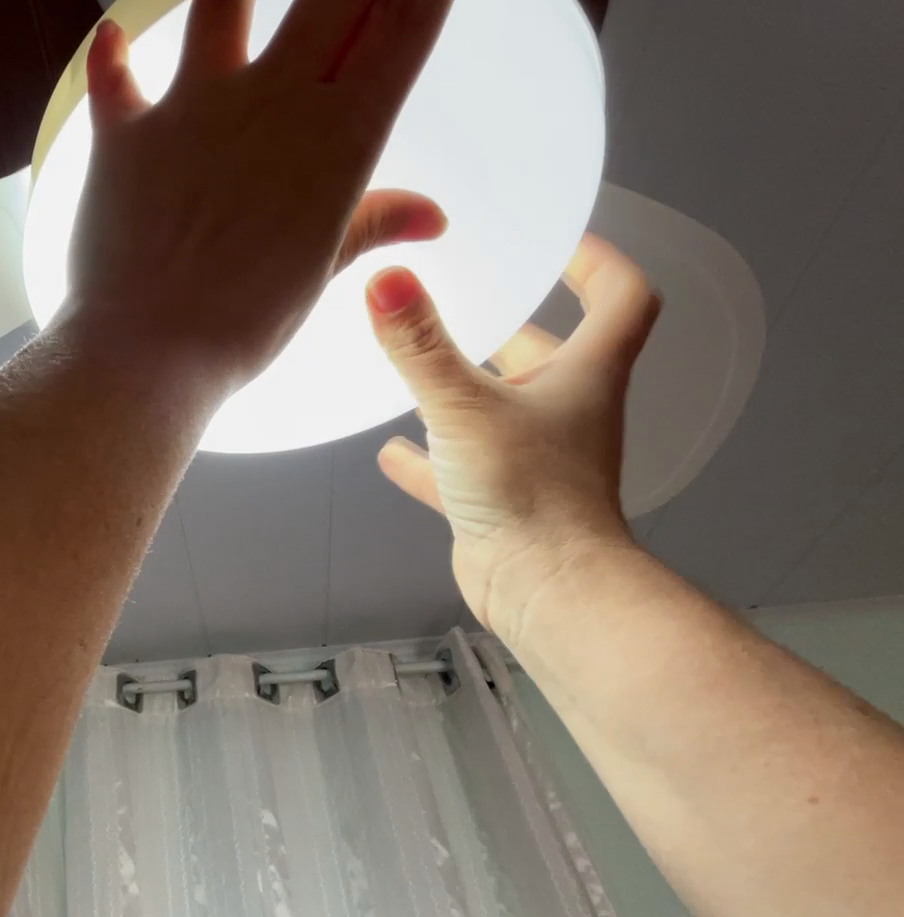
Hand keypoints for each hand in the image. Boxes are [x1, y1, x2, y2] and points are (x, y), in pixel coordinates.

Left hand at [64, 0, 454, 380]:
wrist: (148, 355)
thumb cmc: (242, 327)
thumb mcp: (318, 272)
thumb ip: (370, 224)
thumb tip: (432, 217)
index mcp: (341, 135)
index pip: (404, 16)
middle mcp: (273, 102)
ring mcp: (192, 112)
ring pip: (220, 0)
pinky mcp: (123, 137)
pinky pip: (111, 78)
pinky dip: (109, 56)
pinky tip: (109, 37)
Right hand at [365, 236, 662, 640]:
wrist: (540, 582)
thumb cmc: (527, 489)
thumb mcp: (464, 405)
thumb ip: (420, 346)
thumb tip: (385, 280)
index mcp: (584, 376)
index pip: (618, 299)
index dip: (597, 264)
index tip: (559, 246)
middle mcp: (564, 412)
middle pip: (544, 355)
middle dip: (506, 328)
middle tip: (460, 304)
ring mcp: (530, 458)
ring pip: (497, 410)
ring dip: (461, 390)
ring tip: (416, 370)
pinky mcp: (497, 497)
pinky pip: (457, 465)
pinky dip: (428, 455)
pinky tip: (391, 450)